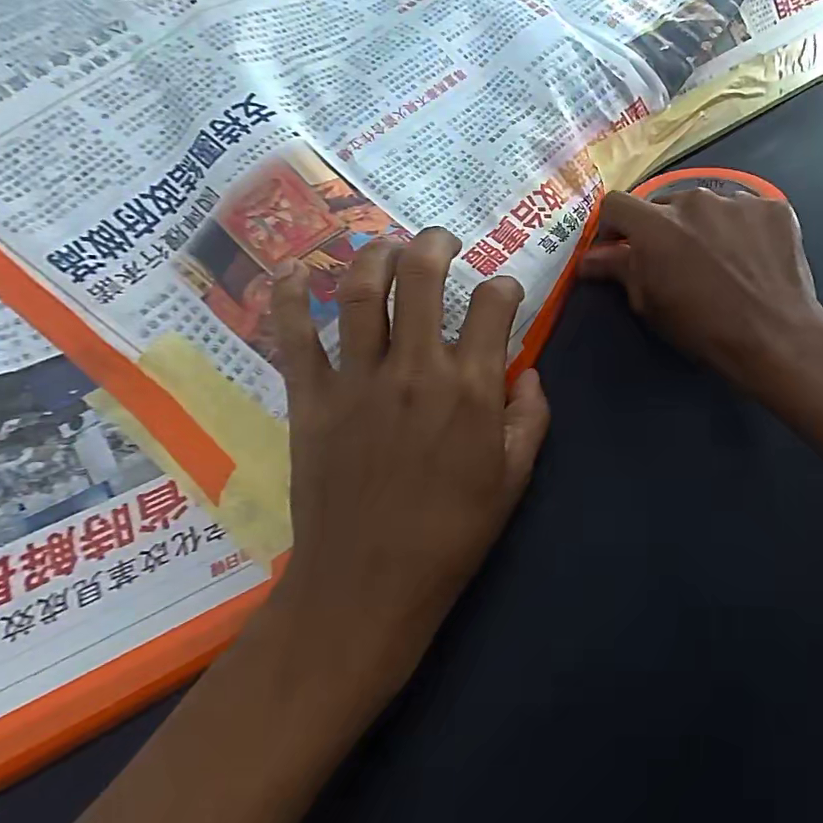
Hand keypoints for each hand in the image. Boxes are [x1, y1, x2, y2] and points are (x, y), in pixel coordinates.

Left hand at [270, 228, 549, 674]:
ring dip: (375, 255)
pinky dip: (291, 298)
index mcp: (470, 388)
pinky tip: (295, 270)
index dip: (504, 287)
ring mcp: (357, 379)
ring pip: (362, 292)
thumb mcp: (513, 482)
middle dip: (436, 244)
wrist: (369, 582)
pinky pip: (296, 336)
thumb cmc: (450, 536)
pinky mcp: (311, 398)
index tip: (504, 291)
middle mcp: (415, 369)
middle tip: (441, 240)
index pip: (493, 307)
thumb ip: (531, 419)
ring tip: (384, 245)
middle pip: (423, 277)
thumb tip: (527, 373)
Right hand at [579, 188, 822, 398]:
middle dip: (662, 227)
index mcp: (656, 226)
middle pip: (664, 203)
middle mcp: (694, 200)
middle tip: (676, 261)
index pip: (616, 203)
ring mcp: (738, 200)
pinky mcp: (774, 207)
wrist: (775, 337)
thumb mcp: (649, 304)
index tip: (620, 247)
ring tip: (720, 260)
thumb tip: (589, 258)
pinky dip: (742, 229)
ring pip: (707, 205)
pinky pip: (746, 211)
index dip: (613, 225)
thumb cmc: (701, 328)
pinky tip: (751, 257)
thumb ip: (619, 270)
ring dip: (703, 226)